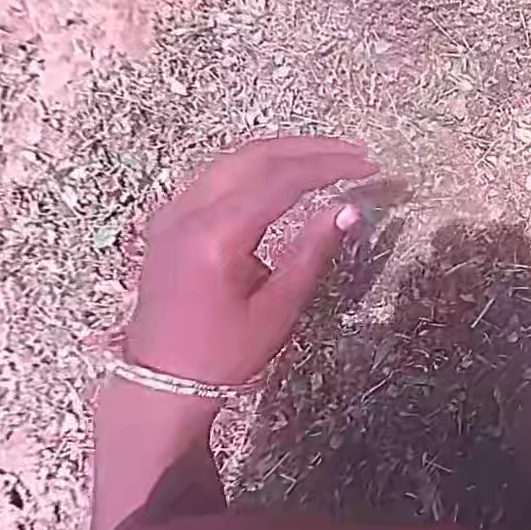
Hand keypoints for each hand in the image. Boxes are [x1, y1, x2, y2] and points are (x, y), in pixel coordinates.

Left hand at [123, 137, 378, 385]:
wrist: (162, 380)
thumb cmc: (227, 351)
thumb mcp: (280, 305)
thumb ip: (313, 250)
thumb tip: (348, 210)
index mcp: (215, 236)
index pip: (280, 181)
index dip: (330, 168)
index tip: (368, 166)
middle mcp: (187, 213)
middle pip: (254, 157)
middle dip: (310, 149)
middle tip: (356, 152)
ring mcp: (173, 213)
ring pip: (234, 160)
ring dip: (285, 152)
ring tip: (330, 156)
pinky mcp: (173, 221)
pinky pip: (220, 176)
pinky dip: (260, 166)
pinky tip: (287, 172)